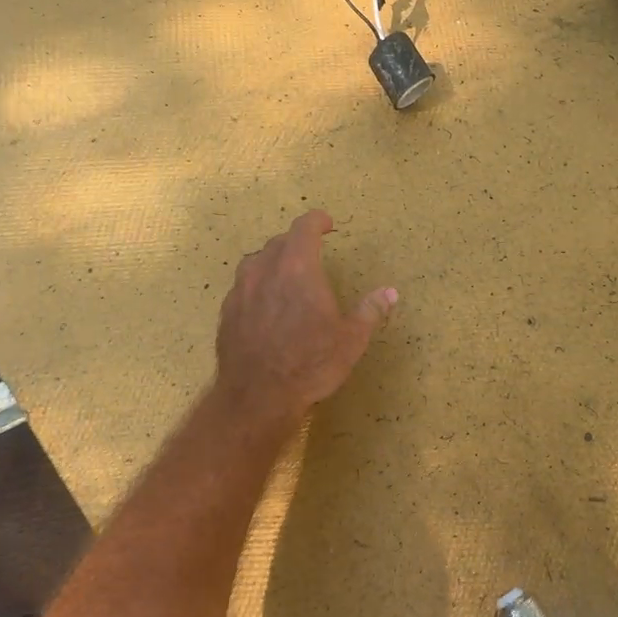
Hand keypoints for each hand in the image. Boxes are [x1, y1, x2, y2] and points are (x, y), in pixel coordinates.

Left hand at [215, 209, 395, 420]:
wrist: (259, 395)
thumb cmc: (311, 364)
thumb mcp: (350, 340)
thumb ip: (369, 311)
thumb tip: (390, 293)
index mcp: (298, 267)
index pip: (305, 227)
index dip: (317, 221)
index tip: (327, 224)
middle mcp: (265, 269)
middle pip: (279, 243)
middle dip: (296, 244)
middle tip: (310, 255)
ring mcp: (241, 290)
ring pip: (256, 262)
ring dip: (272, 263)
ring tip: (285, 277)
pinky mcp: (227, 313)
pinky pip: (243, 288)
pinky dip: (257, 288)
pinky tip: (265, 307)